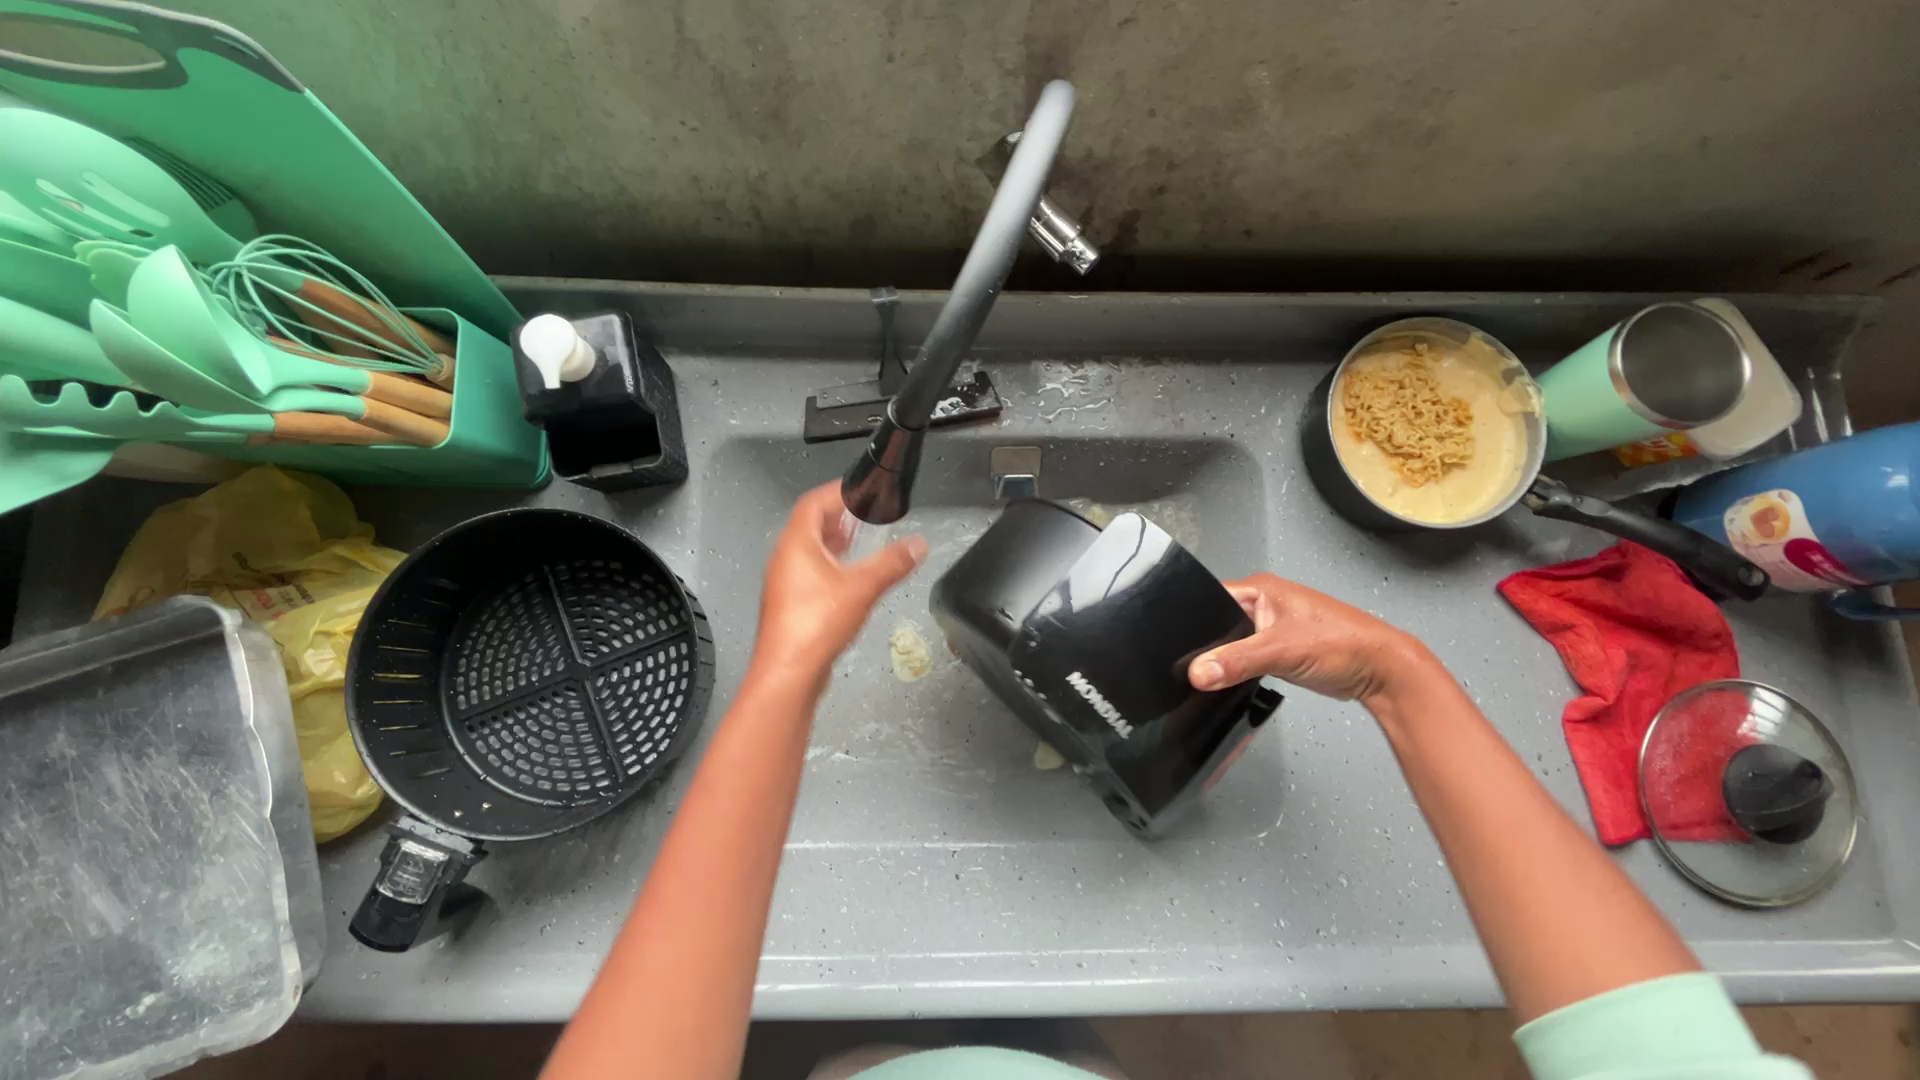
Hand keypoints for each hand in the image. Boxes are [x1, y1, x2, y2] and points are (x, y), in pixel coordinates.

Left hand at [752, 482, 926, 679]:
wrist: (788, 673)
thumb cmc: (815, 625)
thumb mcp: (862, 587)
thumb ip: (892, 563)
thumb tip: (917, 545)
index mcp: (796, 545)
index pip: (814, 503)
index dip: (837, 492)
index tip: (859, 489)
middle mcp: (784, 559)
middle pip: (809, 525)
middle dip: (838, 516)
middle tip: (862, 513)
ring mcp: (783, 583)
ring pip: (807, 550)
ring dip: (832, 541)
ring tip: (858, 541)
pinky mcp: (788, 605)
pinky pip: (807, 573)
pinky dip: (828, 565)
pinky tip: (846, 578)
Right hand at [1188, 573, 1435, 703]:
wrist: (1380, 672)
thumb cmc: (1340, 645)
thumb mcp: (1281, 651)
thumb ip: (1236, 661)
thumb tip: (1196, 673)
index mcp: (1260, 588)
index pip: (1210, 598)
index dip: (1190, 618)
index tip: (1172, 642)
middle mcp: (1262, 603)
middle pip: (1218, 621)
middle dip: (1205, 642)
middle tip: (1185, 662)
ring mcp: (1270, 627)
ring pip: (1231, 641)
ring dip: (1221, 657)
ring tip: (1201, 673)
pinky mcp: (1276, 649)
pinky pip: (1244, 656)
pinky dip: (1236, 667)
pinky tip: (1225, 679)